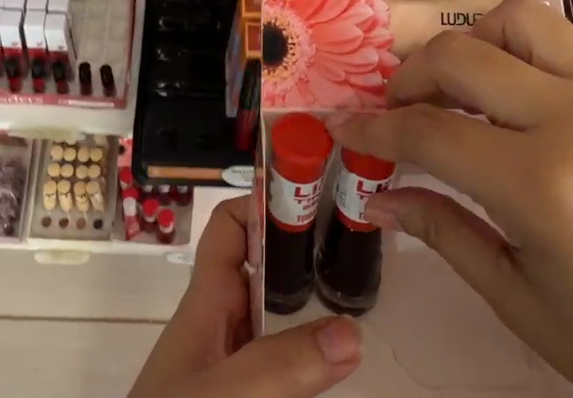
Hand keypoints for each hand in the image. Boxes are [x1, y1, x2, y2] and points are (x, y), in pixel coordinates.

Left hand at [130, 195, 361, 397]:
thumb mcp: (221, 393)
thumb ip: (281, 367)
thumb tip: (354, 332)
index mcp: (206, 303)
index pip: (232, 229)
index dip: (267, 203)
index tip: (319, 195)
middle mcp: (222, 325)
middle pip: (267, 272)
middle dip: (307, 255)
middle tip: (360, 244)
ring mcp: (236, 364)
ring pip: (281, 320)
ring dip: (316, 306)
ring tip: (367, 291)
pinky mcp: (250, 394)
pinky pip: (286, 366)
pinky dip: (314, 355)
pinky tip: (348, 359)